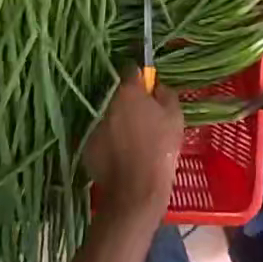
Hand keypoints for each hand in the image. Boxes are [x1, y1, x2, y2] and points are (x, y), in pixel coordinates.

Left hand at [84, 71, 182, 219]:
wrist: (136, 191)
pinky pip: (101, 136)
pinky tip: (122, 155)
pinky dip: (109, 141)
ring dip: (118, 121)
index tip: (147, 86)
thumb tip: (157, 87)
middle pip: (118, 94)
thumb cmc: (160, 150)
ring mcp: (94, 125)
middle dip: (129, 101)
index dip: (141, 76)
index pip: (131, 69)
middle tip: (144, 117)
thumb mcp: (175, 116)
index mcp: (128, 92)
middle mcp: (107, 104)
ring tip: (133, 139)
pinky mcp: (87, 147)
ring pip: (109, 116)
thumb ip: (166, 94)